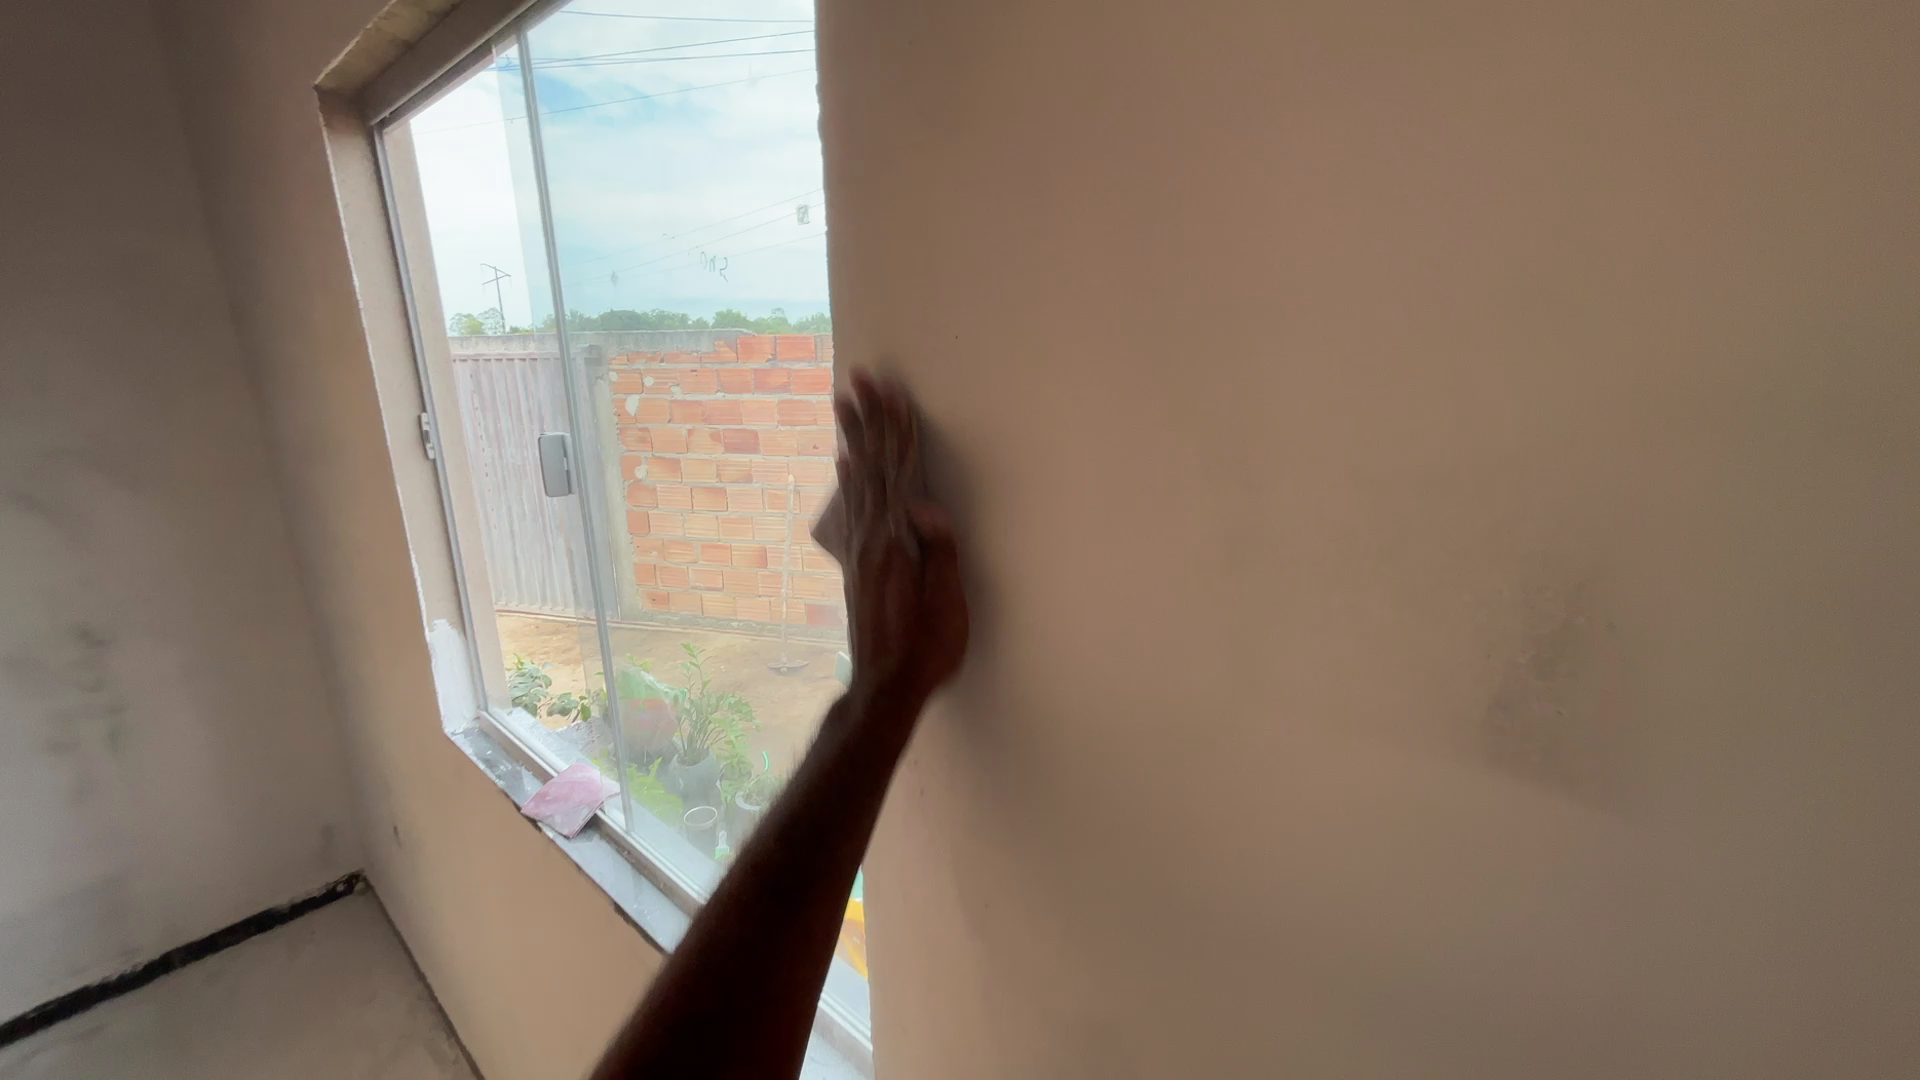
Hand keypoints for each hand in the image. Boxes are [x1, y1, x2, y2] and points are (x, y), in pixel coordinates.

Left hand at [814, 371, 968, 705]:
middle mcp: (872, 538)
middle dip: (868, 419)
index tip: (894, 393)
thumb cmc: (926, 648)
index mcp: (896, 543)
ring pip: (857, 480)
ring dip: (853, 437)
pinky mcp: (857, 562)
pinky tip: (843, 461)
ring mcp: (860, 549)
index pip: (900, 474)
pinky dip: (848, 478)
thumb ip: (938, 552)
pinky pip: (851, 507)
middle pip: (871, 466)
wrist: (885, 685)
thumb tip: (927, 505)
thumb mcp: (946, 605)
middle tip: (858, 378)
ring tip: (843, 403)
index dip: (899, 433)